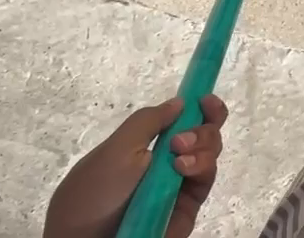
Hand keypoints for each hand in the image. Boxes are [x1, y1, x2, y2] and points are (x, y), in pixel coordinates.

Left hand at [44, 95, 228, 237]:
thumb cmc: (93, 198)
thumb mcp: (112, 152)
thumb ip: (146, 121)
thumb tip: (180, 102)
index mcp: (143, 149)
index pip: (180, 120)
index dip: (198, 107)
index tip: (205, 100)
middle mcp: (165, 163)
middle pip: (204, 131)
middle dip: (203, 126)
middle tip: (182, 139)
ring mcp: (179, 183)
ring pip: (210, 150)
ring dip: (202, 144)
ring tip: (180, 158)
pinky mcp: (190, 203)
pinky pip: (207, 176)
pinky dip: (201, 166)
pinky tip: (183, 169)